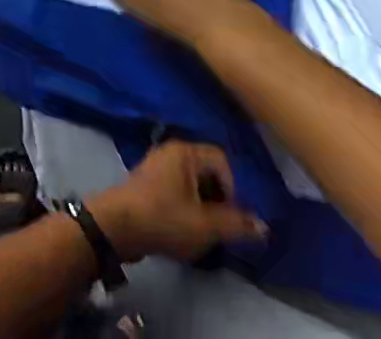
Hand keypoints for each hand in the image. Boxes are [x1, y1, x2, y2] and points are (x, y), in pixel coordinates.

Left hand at [86, 141, 264, 261]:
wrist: (116, 226)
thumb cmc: (164, 218)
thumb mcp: (206, 225)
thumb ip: (237, 224)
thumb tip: (263, 225)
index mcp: (184, 151)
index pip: (222, 161)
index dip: (232, 188)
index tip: (227, 214)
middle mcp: (169, 151)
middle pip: (207, 170)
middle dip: (218, 198)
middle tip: (217, 223)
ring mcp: (156, 165)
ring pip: (192, 182)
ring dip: (202, 204)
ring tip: (201, 228)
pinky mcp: (147, 181)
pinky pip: (176, 188)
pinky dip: (185, 204)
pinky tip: (183, 225)